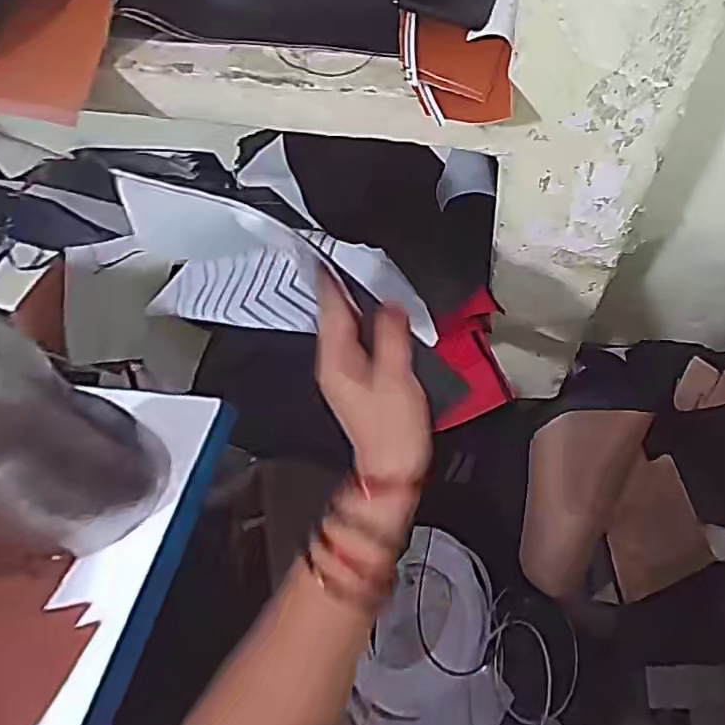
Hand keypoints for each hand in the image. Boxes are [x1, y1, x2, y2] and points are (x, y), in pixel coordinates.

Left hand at [315, 273, 431, 487]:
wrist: (391, 465)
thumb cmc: (392, 428)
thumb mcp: (396, 374)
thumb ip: (391, 334)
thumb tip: (390, 305)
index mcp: (337, 360)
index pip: (330, 310)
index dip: (330, 282)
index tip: (328, 259)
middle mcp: (332, 364)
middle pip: (332, 317)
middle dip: (339, 290)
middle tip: (343, 262)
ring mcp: (340, 373)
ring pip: (341, 328)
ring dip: (349, 306)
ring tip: (357, 282)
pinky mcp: (353, 379)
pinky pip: (351, 341)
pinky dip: (359, 324)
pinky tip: (371, 318)